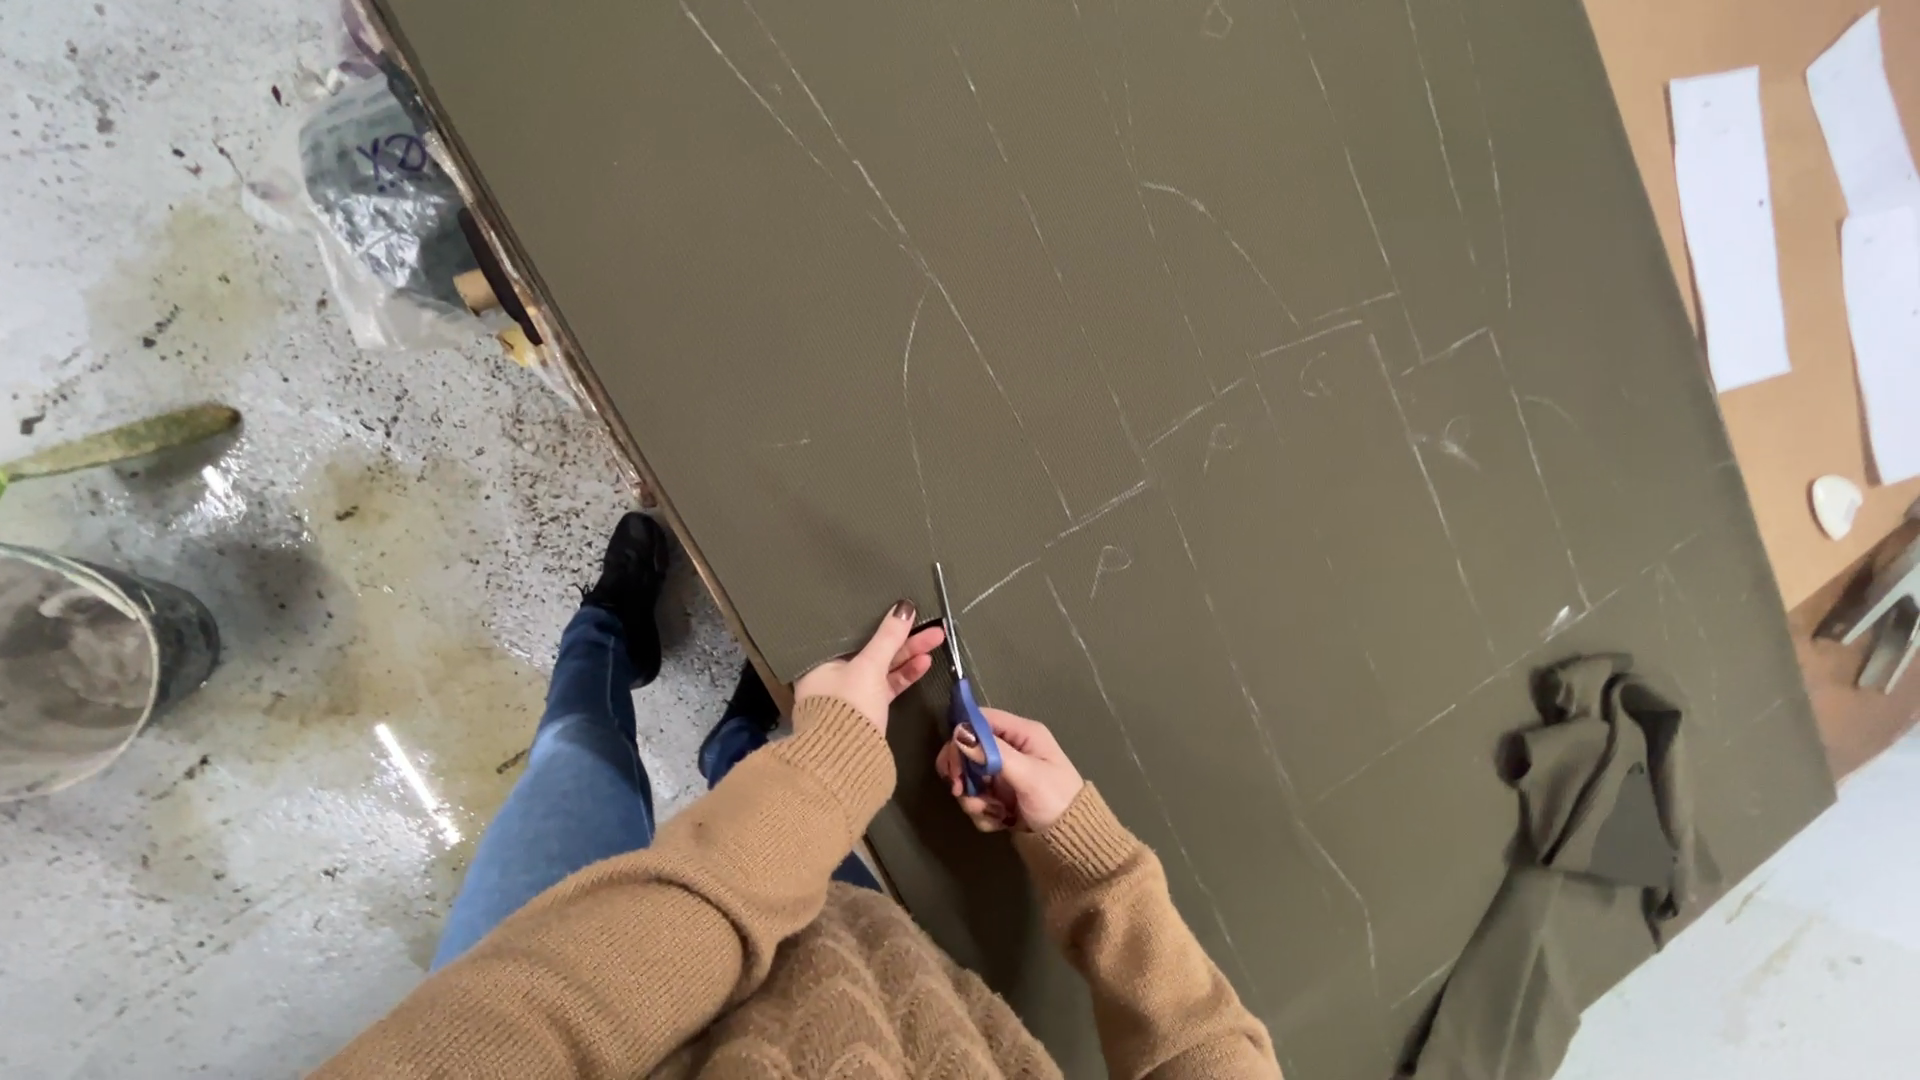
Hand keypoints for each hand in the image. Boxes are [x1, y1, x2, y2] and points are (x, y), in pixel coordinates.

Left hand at [794, 600, 945, 735]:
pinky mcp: (866, 710)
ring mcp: (850, 694)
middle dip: (903, 639)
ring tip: (935, 641)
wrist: (846, 759)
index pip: (853, 634)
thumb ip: (888, 637)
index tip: (903, 613)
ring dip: (908, 655)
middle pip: (872, 649)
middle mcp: (832, 675)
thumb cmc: (849, 703)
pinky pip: (886, 685)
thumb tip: (904, 606)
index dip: (880, 622)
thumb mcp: (869, 666)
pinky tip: (924, 663)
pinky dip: (903, 675)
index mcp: (821, 661)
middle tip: (932, 626)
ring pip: (882, 667)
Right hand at [935, 708, 1084, 832]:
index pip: (982, 720)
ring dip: (974, 799)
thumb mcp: (1029, 776)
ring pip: (970, 778)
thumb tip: (960, 733)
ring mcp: (1004, 774)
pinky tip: (1000, 821)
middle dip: (964, 773)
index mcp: (1023, 734)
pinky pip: (977, 800)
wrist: (1073, 844)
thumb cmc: (1058, 801)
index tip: (952, 762)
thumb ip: (994, 754)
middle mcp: (1011, 750)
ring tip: (993, 813)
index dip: (963, 736)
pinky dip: (983, 813)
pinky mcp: (1000, 797)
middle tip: (960, 790)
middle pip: (969, 749)